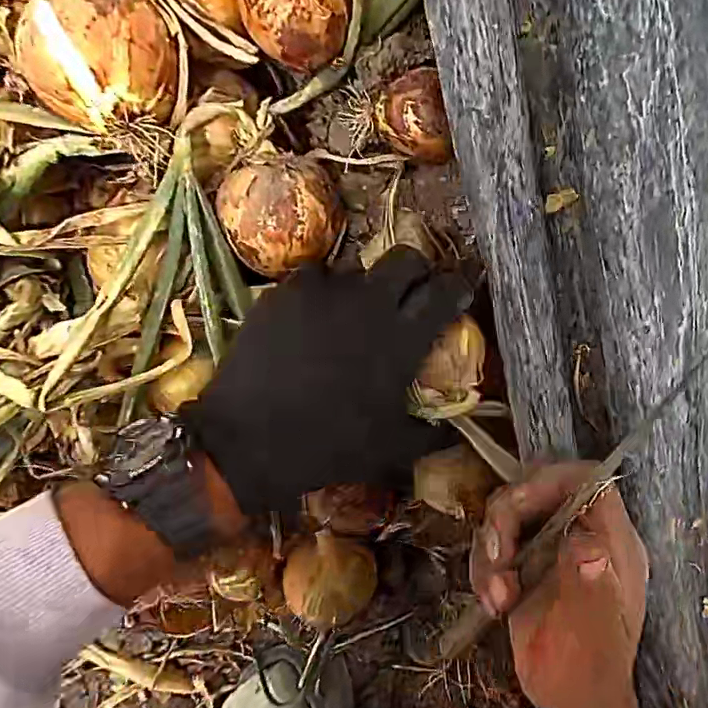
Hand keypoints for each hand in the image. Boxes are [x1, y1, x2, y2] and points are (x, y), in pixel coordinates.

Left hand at [184, 247, 470, 516]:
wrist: (249, 440)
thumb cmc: (330, 446)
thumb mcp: (392, 450)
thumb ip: (431, 435)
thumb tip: (456, 432)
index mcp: (403, 338)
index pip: (446, 291)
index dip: (458, 286)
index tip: (457, 293)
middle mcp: (370, 303)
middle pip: (407, 257)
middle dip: (416, 269)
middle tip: (410, 291)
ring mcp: (325, 292)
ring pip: (357, 267)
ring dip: (364, 285)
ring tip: (352, 313)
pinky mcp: (286, 292)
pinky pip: (314, 277)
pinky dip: (321, 292)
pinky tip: (311, 317)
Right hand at [470, 462, 648, 707]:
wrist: (571, 705)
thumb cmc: (592, 669)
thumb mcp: (594, 630)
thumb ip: (591, 585)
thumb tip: (587, 547)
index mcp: (611, 538)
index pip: (587, 481)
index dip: (552, 479)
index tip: (520, 501)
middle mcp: (580, 532)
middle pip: (537, 490)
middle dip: (508, 517)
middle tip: (497, 555)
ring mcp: (550, 548)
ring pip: (507, 516)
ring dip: (491, 551)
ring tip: (497, 597)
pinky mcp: (524, 566)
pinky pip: (493, 546)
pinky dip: (485, 571)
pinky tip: (494, 606)